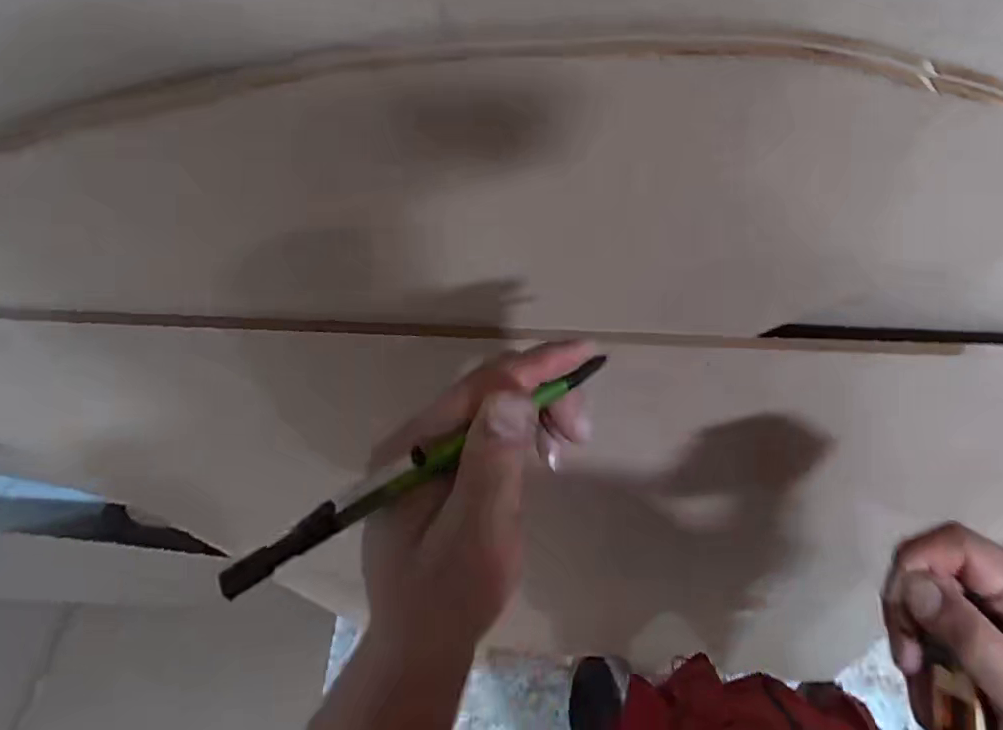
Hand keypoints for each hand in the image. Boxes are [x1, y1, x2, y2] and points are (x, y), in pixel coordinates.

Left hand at [360, 339, 594, 652]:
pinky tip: (540, 455)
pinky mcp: (442, 467)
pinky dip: (524, 430)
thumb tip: (513, 395)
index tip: (587, 353)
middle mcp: (417, 437)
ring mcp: (427, 451)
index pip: (483, 384)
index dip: (537, 364)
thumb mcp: (477, 535)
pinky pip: (489, 428)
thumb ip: (492, 464)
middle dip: (542, 394)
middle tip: (580, 434)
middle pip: (488, 388)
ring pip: (492, 404)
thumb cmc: (449, 599)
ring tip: (564, 448)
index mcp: (415, 445)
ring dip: (536, 412)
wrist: (417, 649)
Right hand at [883, 523, 1002, 729]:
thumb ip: (975, 641)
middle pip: (935, 573)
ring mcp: (998, 626)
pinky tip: (939, 706)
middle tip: (906, 664)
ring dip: (916, 651)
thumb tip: (912, 582)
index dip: (917, 561)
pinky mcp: (988, 654)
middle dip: (910, 613)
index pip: (958, 544)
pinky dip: (927, 671)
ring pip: (929, 611)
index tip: (897, 610)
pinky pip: (938, 643)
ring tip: (930, 704)